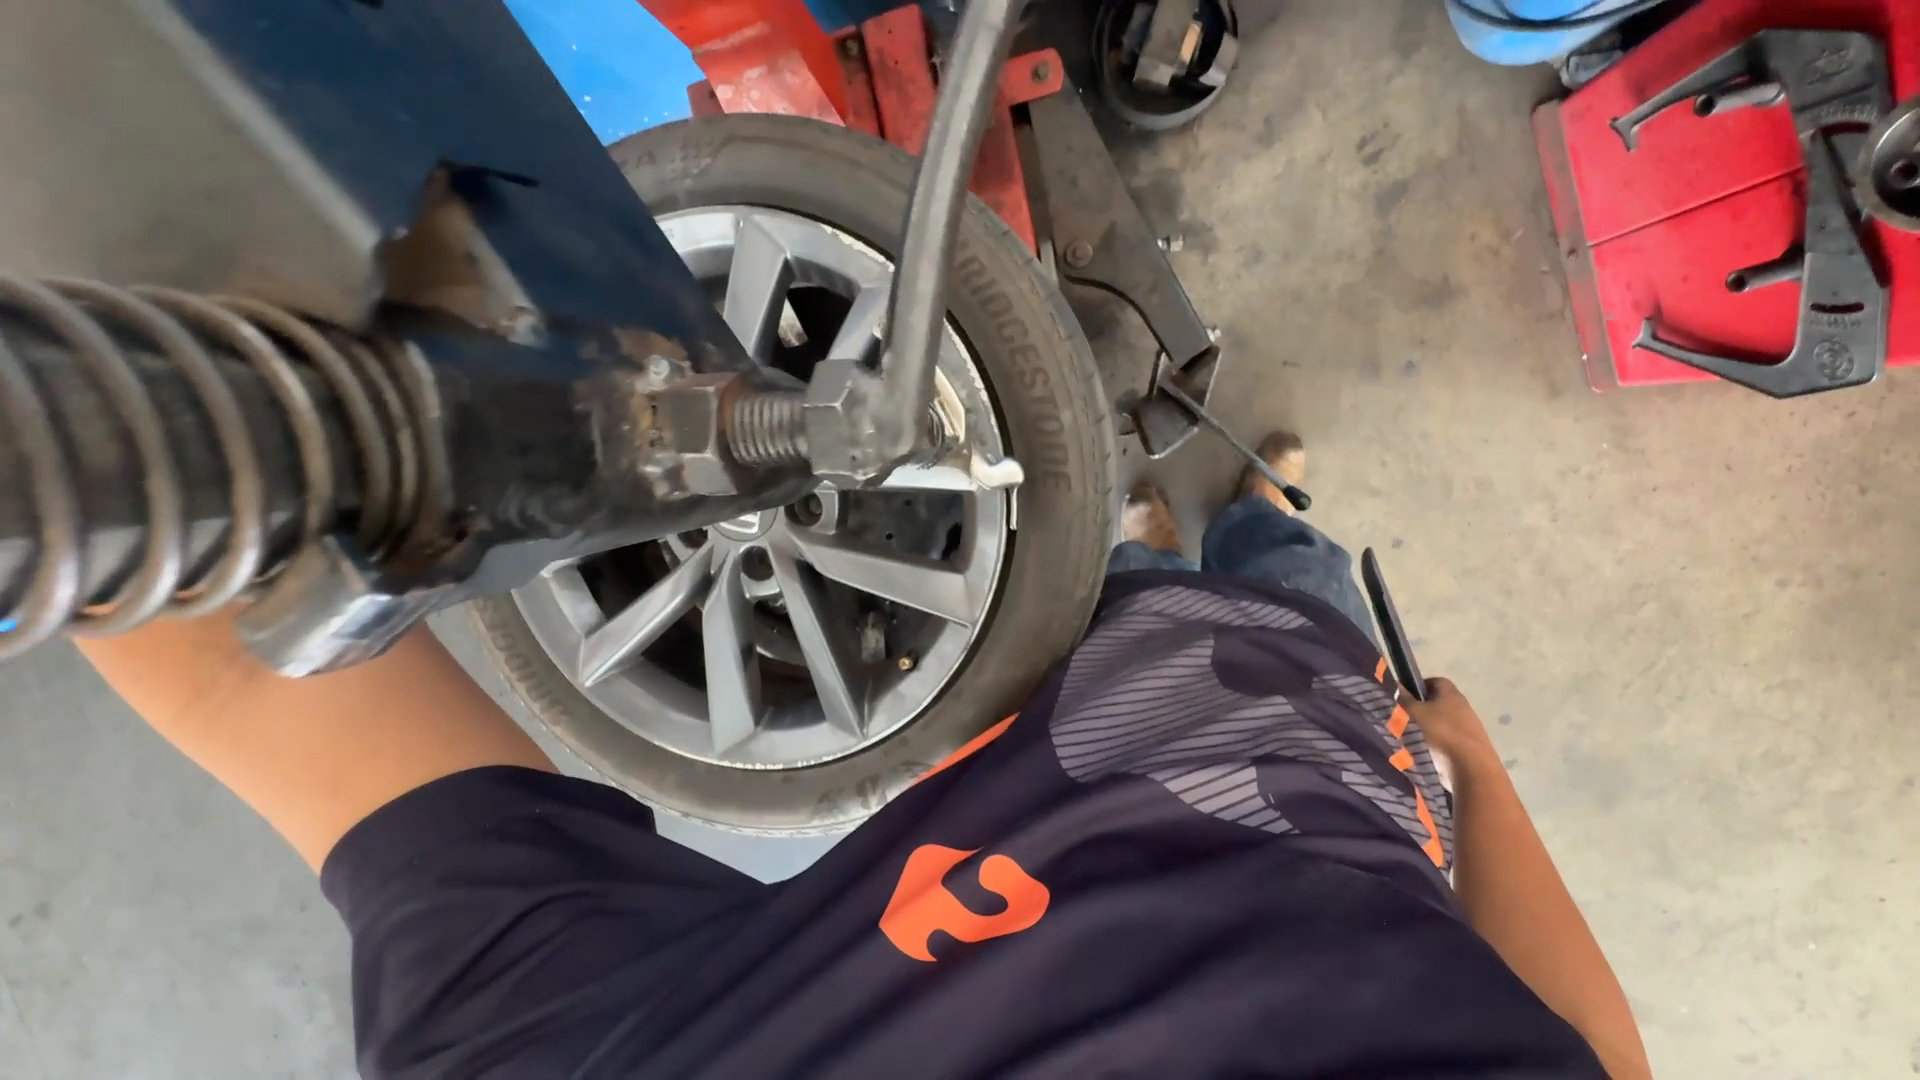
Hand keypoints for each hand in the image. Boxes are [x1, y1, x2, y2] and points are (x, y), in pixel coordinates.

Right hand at [1402, 677, 1499, 777]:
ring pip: (1445, 717)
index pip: (1435, 680)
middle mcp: (1463, 704)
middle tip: (1408, 715)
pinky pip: (1451, 732)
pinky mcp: (1471, 739)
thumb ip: (1404, 699)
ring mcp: (1469, 723)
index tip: (1407, 696)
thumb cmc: (1442, 730)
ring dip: (1432, 723)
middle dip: (1424, 706)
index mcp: (1451, 693)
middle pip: (1440, 699)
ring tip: (1417, 733)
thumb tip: (1395, 686)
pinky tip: (1431, 746)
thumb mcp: (1416, 712)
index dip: (1420, 685)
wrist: (1472, 762)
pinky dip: (1440, 736)